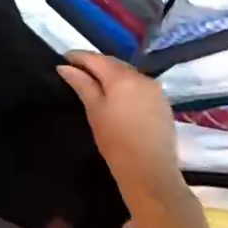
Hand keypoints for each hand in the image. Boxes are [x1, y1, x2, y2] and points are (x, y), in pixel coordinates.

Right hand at [56, 51, 185, 206]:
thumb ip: (81, 84)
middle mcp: (142, 77)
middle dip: (95, 64)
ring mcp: (155, 90)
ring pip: (128, 74)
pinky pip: (139, 85)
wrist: (150, 171)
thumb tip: (64, 67)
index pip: (96, 58)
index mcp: (122, 77)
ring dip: (111, 74)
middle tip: (76, 69)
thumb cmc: (115, 140)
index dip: (78, 56)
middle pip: (114, 63)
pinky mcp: (163, 103)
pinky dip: (125, 85)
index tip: (64, 58)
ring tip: (94, 82)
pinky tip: (117, 96)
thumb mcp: (94, 110)